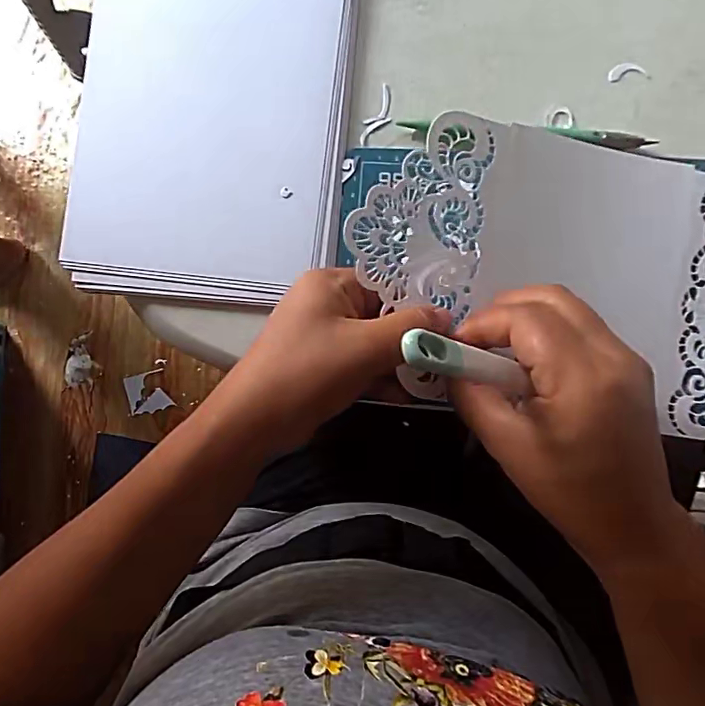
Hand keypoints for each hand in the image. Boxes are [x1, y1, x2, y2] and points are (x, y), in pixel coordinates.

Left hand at [203, 269, 447, 455]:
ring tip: (431, 382)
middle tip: (445, 361)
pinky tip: (405, 395)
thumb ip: (410, 328)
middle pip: (383, 314)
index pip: (387, 283)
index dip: (419, 305)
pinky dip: (381, 377)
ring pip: (374, 343)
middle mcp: (325, 304)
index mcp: (330, 283)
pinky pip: (361, 364)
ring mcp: (322, 336)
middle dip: (412, 340)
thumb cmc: (307, 372)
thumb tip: (445, 317)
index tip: (450, 329)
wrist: (254, 422)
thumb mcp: (365, 346)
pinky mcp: (322, 366)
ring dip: (400, 362)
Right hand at [446, 286, 686, 567]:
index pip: (525, 317)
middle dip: (503, 311)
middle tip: (474, 343)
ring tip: (496, 355)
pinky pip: (580, 328)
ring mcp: (627, 358)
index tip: (456, 349)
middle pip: (551, 297)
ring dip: (524, 319)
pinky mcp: (629, 367)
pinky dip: (546, 333)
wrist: (634, 526)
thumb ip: (471, 395)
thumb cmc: (568, 493)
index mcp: (583, 376)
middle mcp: (613, 354)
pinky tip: (527, 368)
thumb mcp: (506, 445)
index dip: (482, 323)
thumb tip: (449, 363)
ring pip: (567, 308)